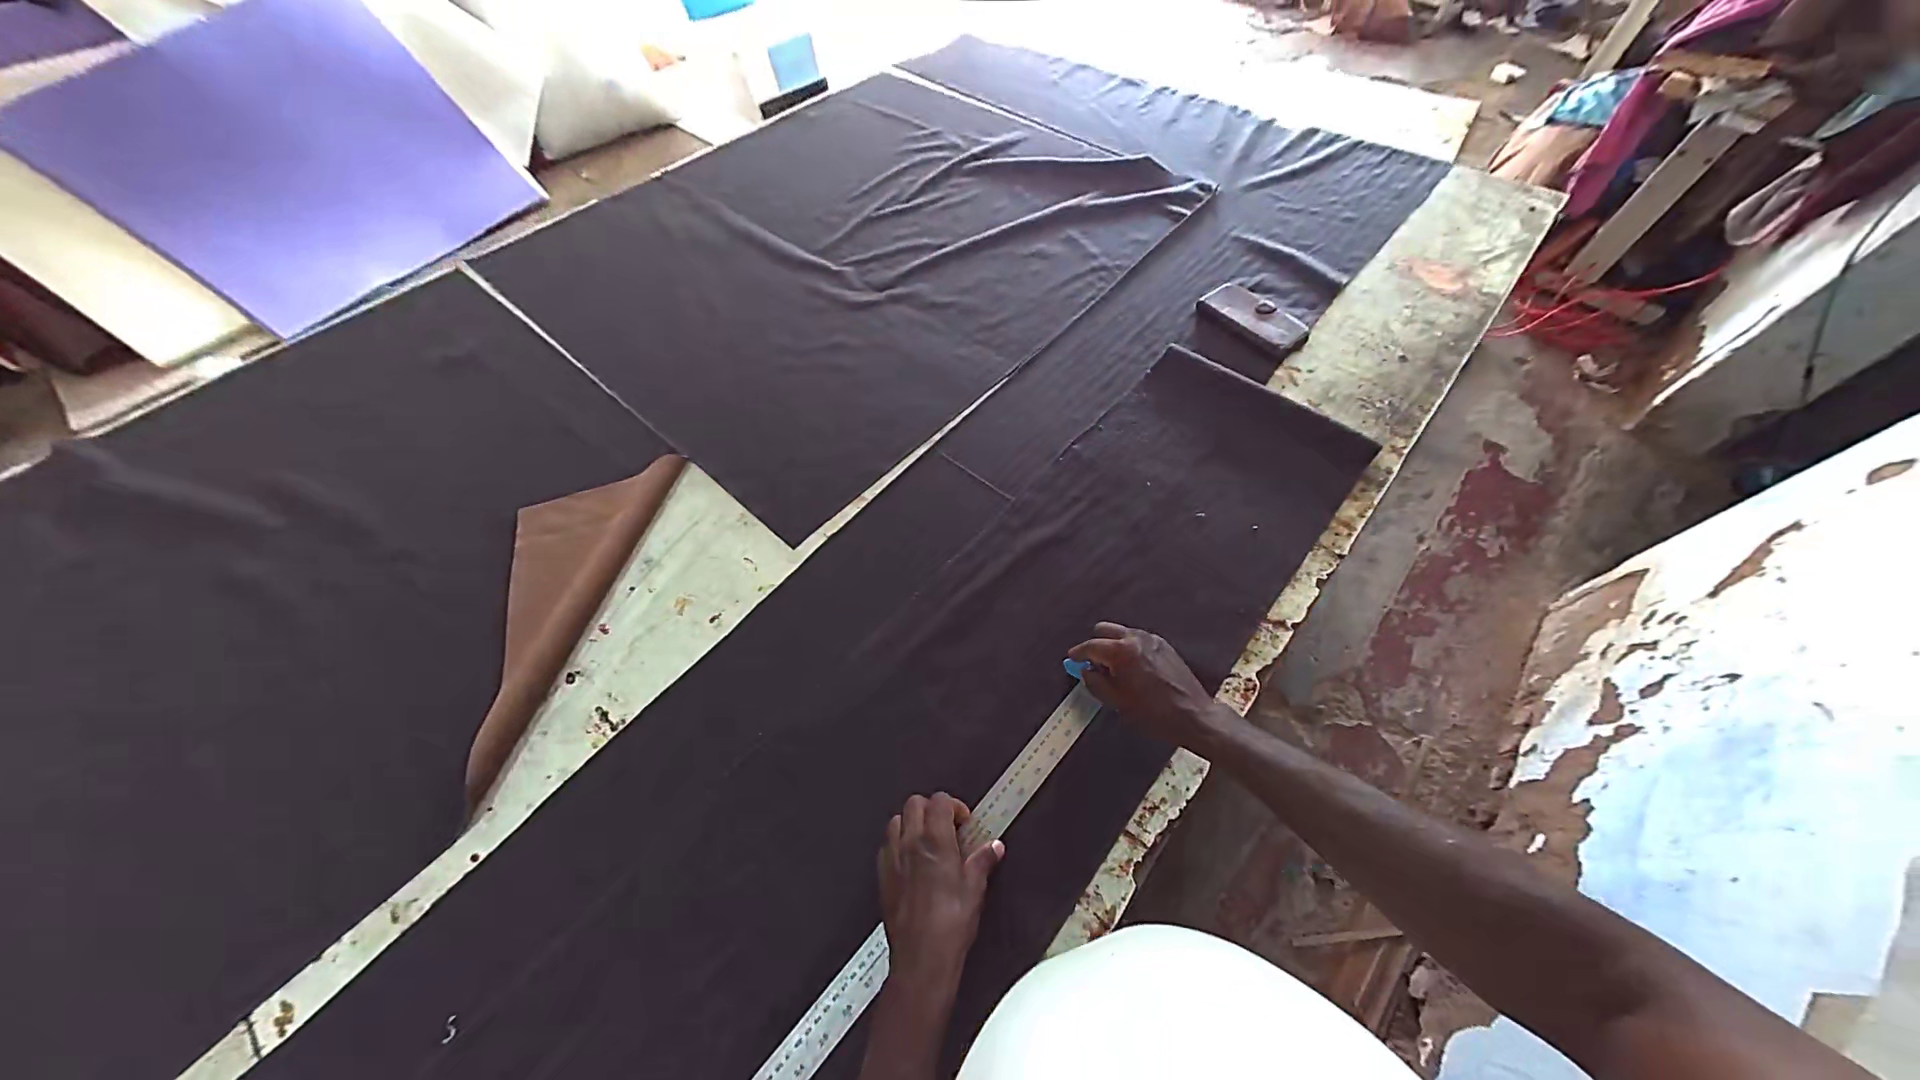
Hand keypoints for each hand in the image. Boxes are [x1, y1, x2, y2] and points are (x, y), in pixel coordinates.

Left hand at [877, 792, 1003, 983]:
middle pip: (914, 803)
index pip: (939, 801)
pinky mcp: (883, 876)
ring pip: (896, 820)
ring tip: (928, 839)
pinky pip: (886, 845)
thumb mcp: (975, 889)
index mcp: (935, 841)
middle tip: (947, 825)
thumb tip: (993, 848)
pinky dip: (898, 842)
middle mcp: (910, 843)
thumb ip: (983, 861)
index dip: (954, 806)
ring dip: (912, 822)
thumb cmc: (949, 924)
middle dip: (932, 808)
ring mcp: (893, 858)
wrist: (922, 957)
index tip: (963, 821)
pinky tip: (911, 859)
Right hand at [1067, 622, 1238, 749]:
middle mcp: (1137, 639)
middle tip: (1092, 663)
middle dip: (1095, 644)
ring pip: (1122, 633)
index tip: (1072, 658)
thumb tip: (1086, 671)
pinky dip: (1128, 648)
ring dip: (1112, 645)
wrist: (1193, 716)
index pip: (1091, 645)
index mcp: (1122, 652)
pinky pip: (1138, 639)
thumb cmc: (1155, 713)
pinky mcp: (1164, 646)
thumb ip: (1096, 683)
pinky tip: (1131, 667)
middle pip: (1105, 630)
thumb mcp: (1117, 702)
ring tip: (1112, 668)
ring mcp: (1152, 640)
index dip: (1078, 653)